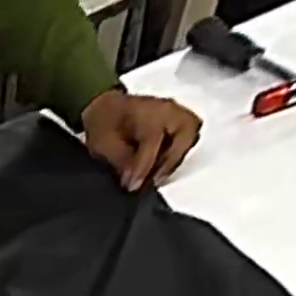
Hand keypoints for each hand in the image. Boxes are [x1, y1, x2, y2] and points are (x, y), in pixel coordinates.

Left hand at [82, 89, 202, 191]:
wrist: (106, 108)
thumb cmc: (104, 124)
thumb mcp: (105, 146)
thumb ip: (121, 161)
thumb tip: (133, 180)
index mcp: (148, 113)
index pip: (153, 143)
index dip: (143, 168)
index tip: (133, 187)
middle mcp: (169, 110)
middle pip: (186, 134)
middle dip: (171, 161)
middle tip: (152, 181)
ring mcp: (176, 113)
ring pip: (191, 135)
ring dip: (176, 157)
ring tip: (155, 176)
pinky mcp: (177, 119)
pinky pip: (186, 136)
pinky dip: (176, 153)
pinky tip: (158, 167)